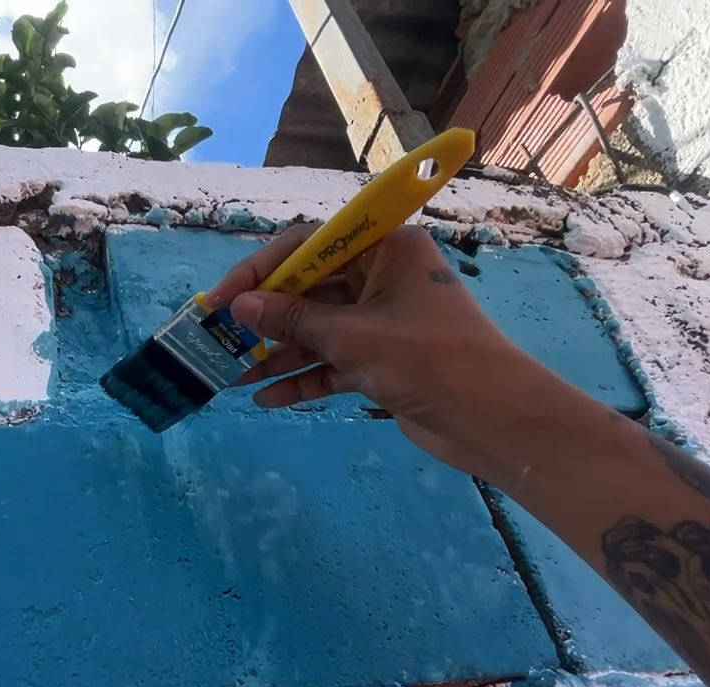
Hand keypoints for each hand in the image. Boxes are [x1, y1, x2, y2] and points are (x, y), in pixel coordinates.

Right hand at [204, 223, 563, 475]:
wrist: (489, 417)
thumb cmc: (425, 358)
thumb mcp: (350, 335)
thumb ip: (292, 319)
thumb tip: (240, 305)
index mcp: (383, 249)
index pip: (308, 246)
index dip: (259, 272)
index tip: (221, 302)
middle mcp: (380, 278)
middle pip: (308, 292)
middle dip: (265, 321)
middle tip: (223, 342)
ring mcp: (380, 322)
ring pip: (316, 332)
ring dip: (278, 356)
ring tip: (235, 378)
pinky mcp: (380, 361)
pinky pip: (331, 363)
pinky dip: (302, 380)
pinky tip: (267, 399)